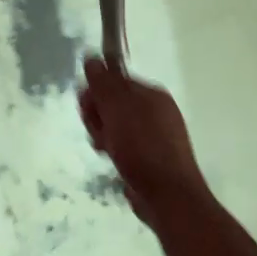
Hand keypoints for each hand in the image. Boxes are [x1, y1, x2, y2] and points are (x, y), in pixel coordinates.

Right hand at [78, 57, 209, 222]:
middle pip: (115, 103)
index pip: (114, 80)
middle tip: (97, 132)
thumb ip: (101, 81)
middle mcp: (158, 112)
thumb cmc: (141, 147)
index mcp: (152, 93)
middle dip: (99, 116)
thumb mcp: (115, 107)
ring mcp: (159, 138)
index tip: (87, 108)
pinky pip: (128, 147)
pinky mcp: (155, 161)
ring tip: (105, 151)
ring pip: (118, 127)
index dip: (95, 92)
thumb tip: (91, 57)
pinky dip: (117, 152)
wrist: (170, 198)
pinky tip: (115, 163)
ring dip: (105, 136)